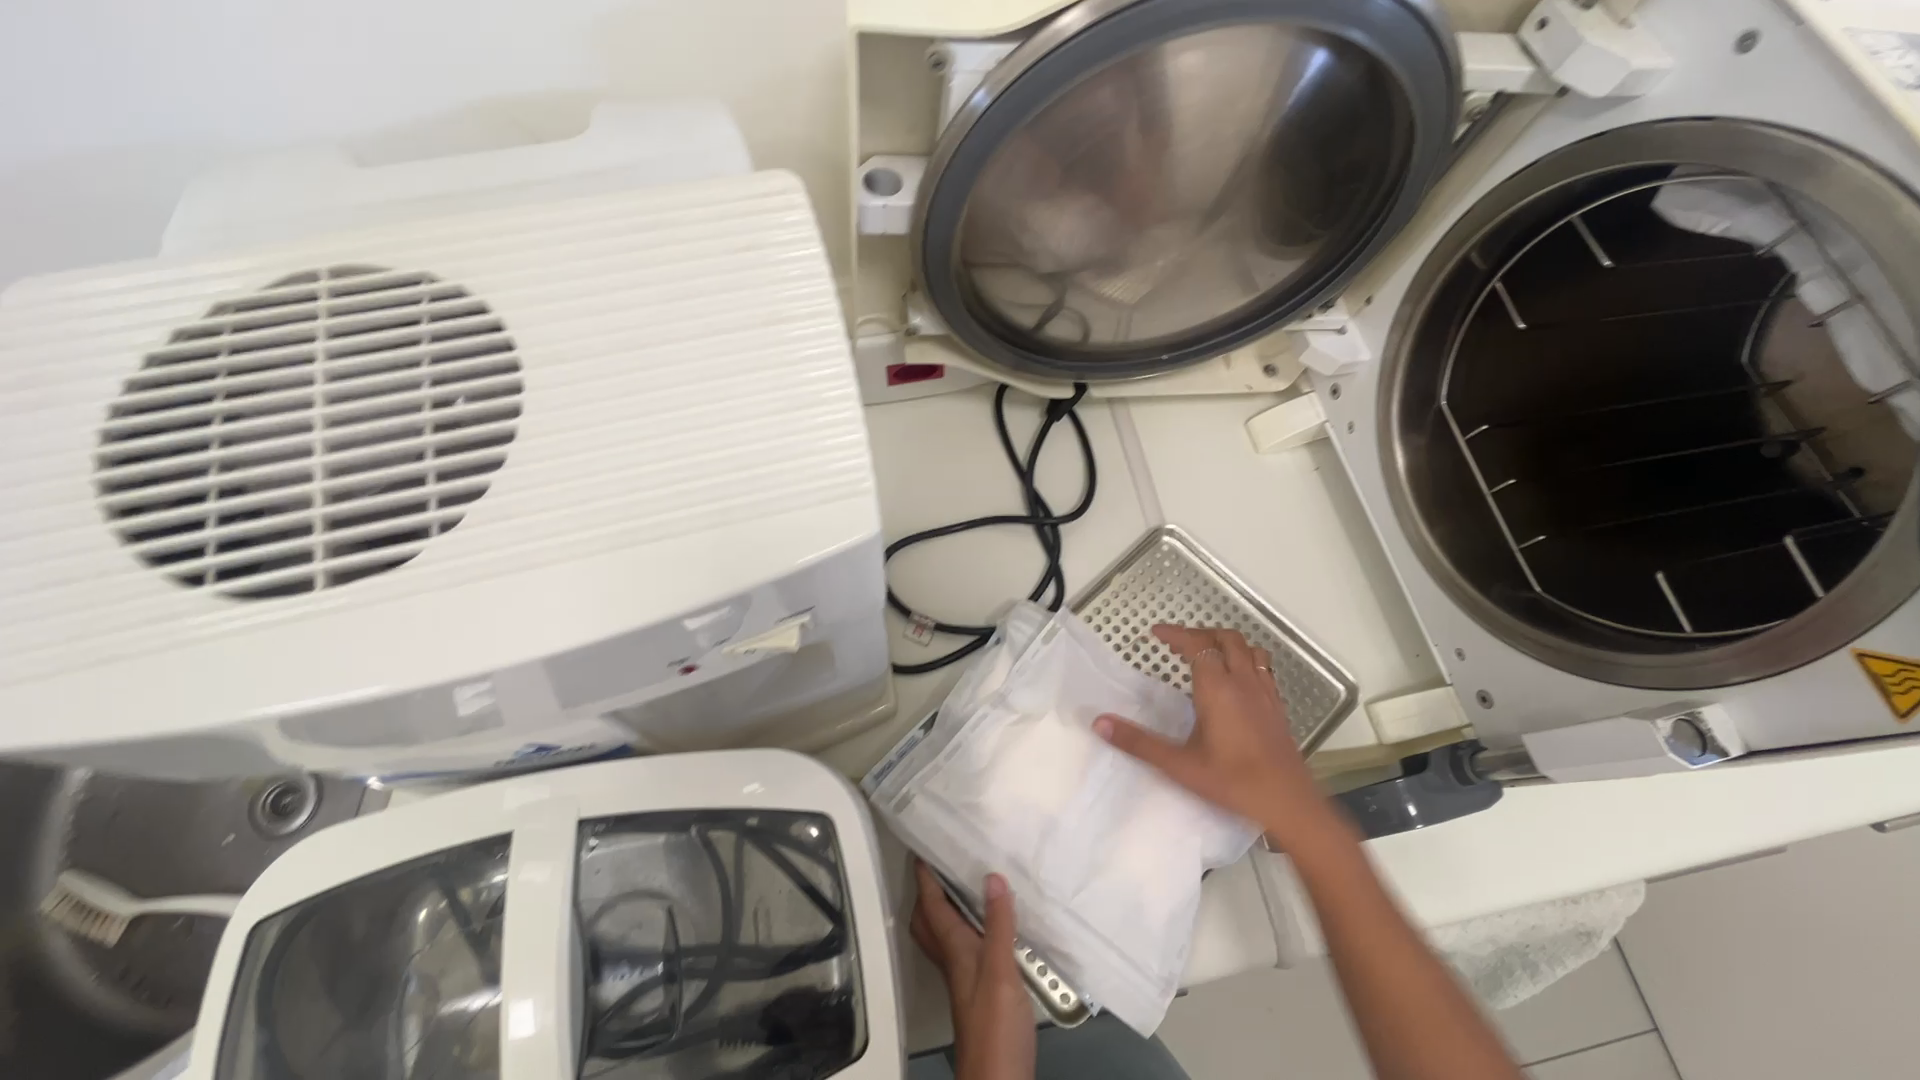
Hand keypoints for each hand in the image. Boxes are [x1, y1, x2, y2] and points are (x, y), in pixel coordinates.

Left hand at [910, 861, 1035, 1079]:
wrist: (997, 1079)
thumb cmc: (996, 1024)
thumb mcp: (1001, 970)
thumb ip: (998, 925)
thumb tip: (992, 878)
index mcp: (954, 950)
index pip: (932, 906)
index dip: (926, 879)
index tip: (921, 852)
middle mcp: (953, 961)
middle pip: (929, 922)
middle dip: (928, 894)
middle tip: (940, 868)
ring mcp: (963, 978)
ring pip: (945, 936)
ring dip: (947, 910)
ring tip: (964, 889)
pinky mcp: (978, 991)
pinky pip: (964, 948)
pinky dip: (969, 930)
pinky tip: (989, 930)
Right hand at [1093, 624, 1348, 851]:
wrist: (1288, 803)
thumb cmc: (1232, 783)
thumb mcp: (1179, 766)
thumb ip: (1138, 743)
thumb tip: (1099, 723)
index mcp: (1218, 689)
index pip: (1197, 646)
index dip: (1176, 635)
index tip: (1156, 633)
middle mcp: (1244, 683)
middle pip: (1226, 640)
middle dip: (1200, 634)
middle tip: (1178, 642)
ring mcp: (1265, 694)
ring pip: (1249, 650)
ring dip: (1226, 643)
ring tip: (1207, 652)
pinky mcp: (1278, 708)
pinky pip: (1263, 669)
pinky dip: (1245, 661)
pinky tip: (1237, 680)